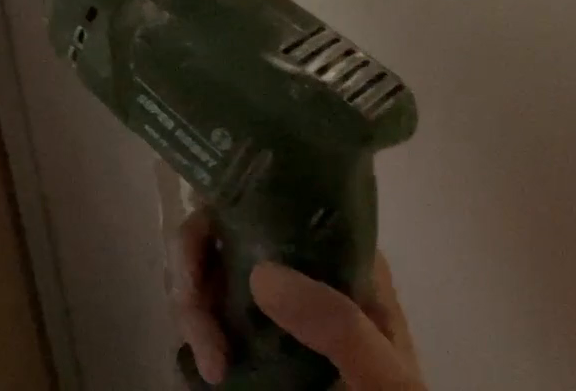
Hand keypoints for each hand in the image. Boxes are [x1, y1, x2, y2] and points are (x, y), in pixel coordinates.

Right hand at [175, 211, 423, 389]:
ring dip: (192, 310)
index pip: (267, 202)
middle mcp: (292, 264)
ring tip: (210, 366)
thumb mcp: (384, 374)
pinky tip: (207, 367)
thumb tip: (260, 273)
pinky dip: (194, 333)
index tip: (196, 246)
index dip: (220, 210)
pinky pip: (203, 312)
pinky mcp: (247, 331)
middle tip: (191, 314)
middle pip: (220, 234)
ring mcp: (267, 297)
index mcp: (333, 256)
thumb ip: (340, 326)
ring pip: (204, 272)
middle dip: (192, 268)